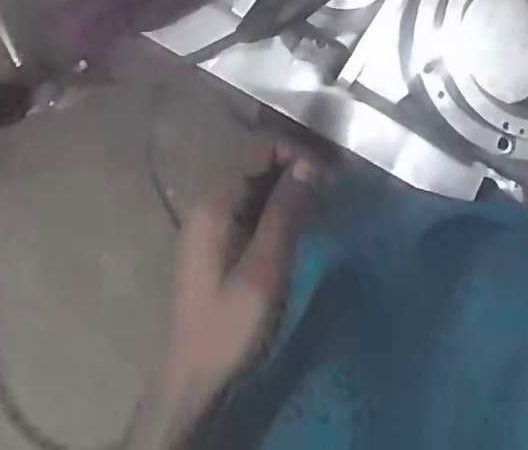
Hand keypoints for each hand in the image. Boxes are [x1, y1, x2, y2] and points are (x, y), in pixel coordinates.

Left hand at [133, 147, 320, 448]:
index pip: (260, 148)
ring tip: (323, 195)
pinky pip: (252, 202)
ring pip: (257, 181)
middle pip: (257, 160)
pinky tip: (301, 214)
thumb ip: (285, 211)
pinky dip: (278, 200)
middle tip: (333, 183)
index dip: (297, 151)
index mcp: (215, 202)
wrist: (195, 379)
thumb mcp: (265, 268)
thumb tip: (309, 163)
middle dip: (296, 163)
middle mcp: (210, 201)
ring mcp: (213, 219)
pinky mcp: (220, 237)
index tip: (329, 174)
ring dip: (290, 182)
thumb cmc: (231, 325)